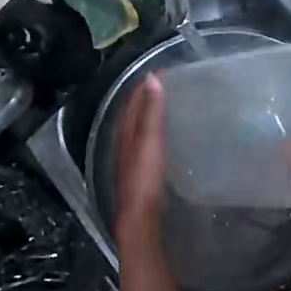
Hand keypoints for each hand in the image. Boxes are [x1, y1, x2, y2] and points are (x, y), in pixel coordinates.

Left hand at [114, 74, 167, 245]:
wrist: (140, 218)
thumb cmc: (145, 178)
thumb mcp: (150, 141)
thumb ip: (152, 113)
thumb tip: (152, 80)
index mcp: (126, 135)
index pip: (132, 104)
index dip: (143, 87)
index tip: (160, 72)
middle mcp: (125, 146)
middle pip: (132, 117)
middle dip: (145, 99)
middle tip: (163, 85)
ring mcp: (133, 162)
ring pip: (138, 132)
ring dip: (149, 117)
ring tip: (165, 107)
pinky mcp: (142, 176)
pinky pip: (147, 147)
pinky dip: (154, 136)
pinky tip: (165, 141)